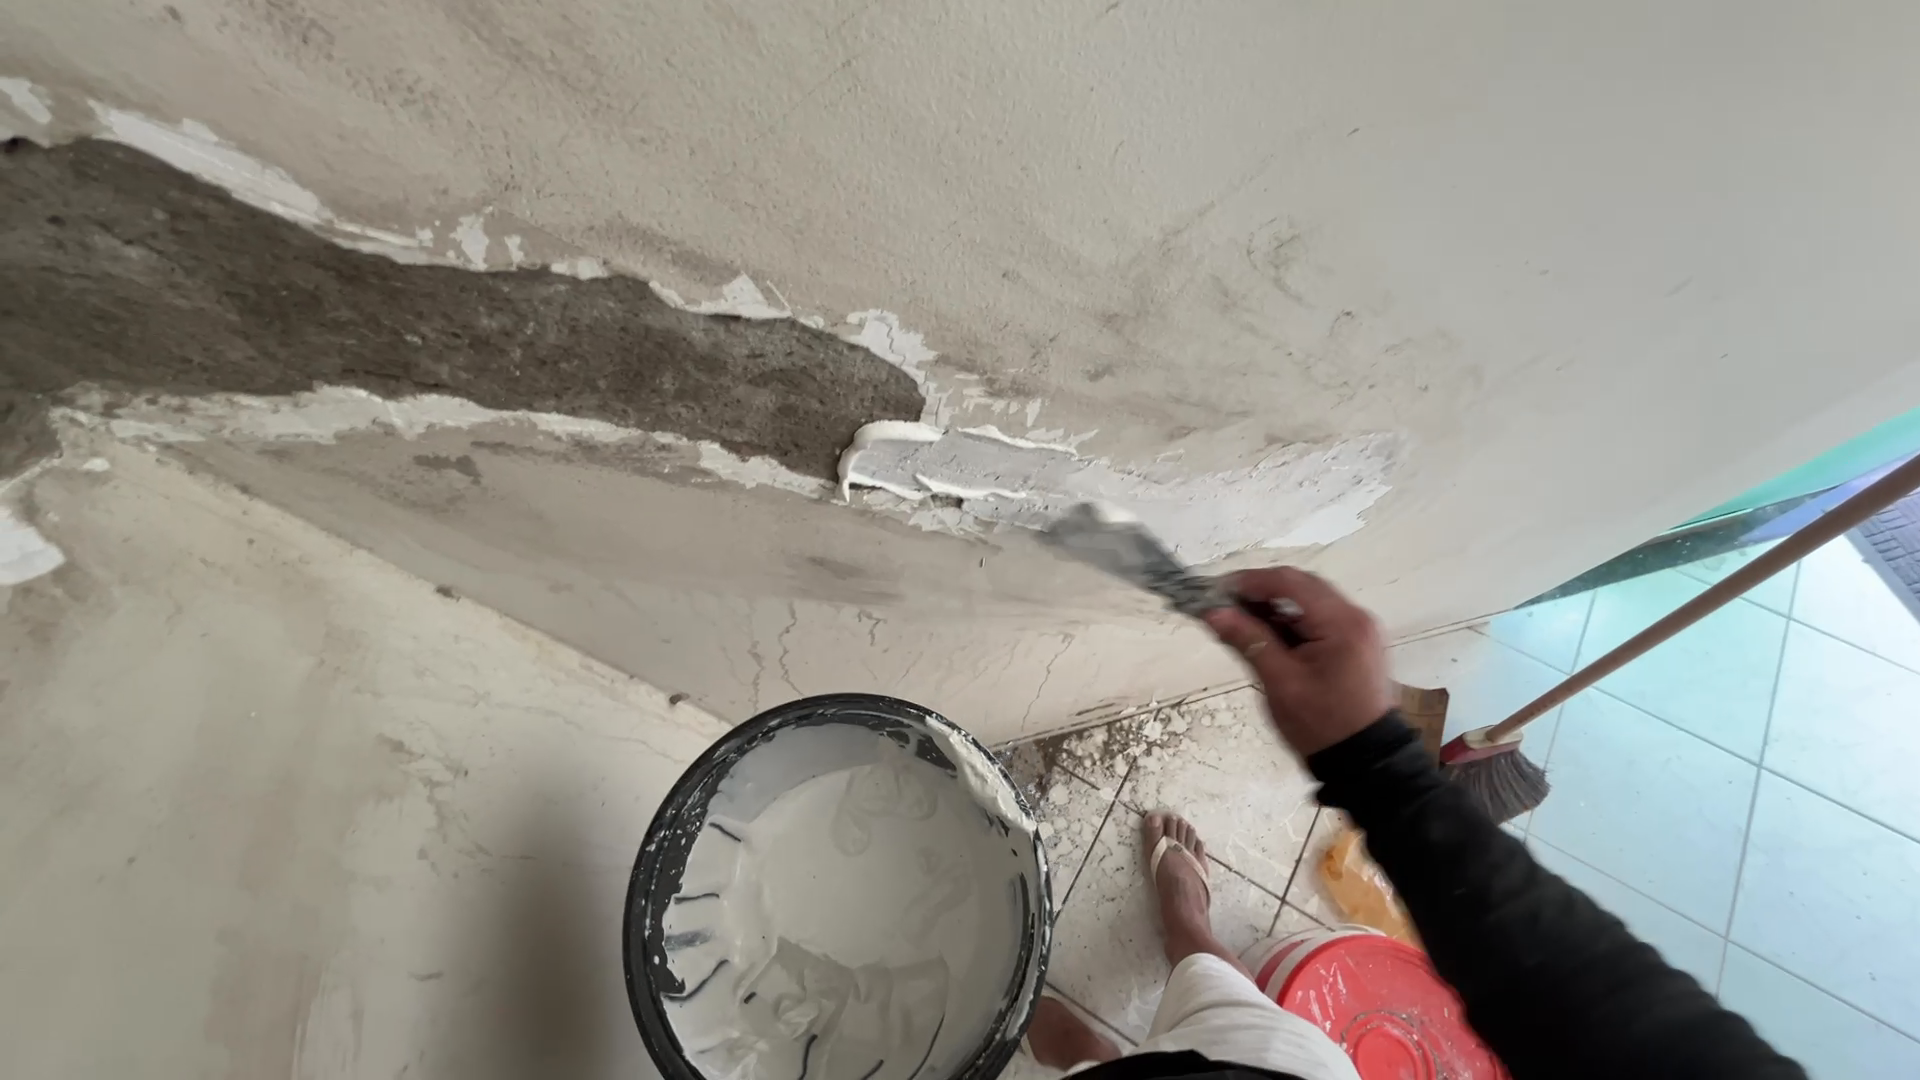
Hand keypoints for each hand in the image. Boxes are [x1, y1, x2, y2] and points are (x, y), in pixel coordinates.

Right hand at [1202, 567, 1393, 755]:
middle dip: (1259, 591)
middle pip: (1300, 585)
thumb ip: (1248, 641)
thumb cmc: (1322, 724)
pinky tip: (1265, 634)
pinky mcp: (1354, 642)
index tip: (1216, 591)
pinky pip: (1316, 617)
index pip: (1290, 582)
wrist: (1366, 761)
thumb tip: (1212, 613)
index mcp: (1341, 623)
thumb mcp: (1280, 682)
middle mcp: (1355, 617)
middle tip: (1224, 605)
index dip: (1249, 581)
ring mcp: (1358, 628)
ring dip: (1272, 605)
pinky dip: (1288, 620)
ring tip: (1239, 620)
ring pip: (1307, 600)